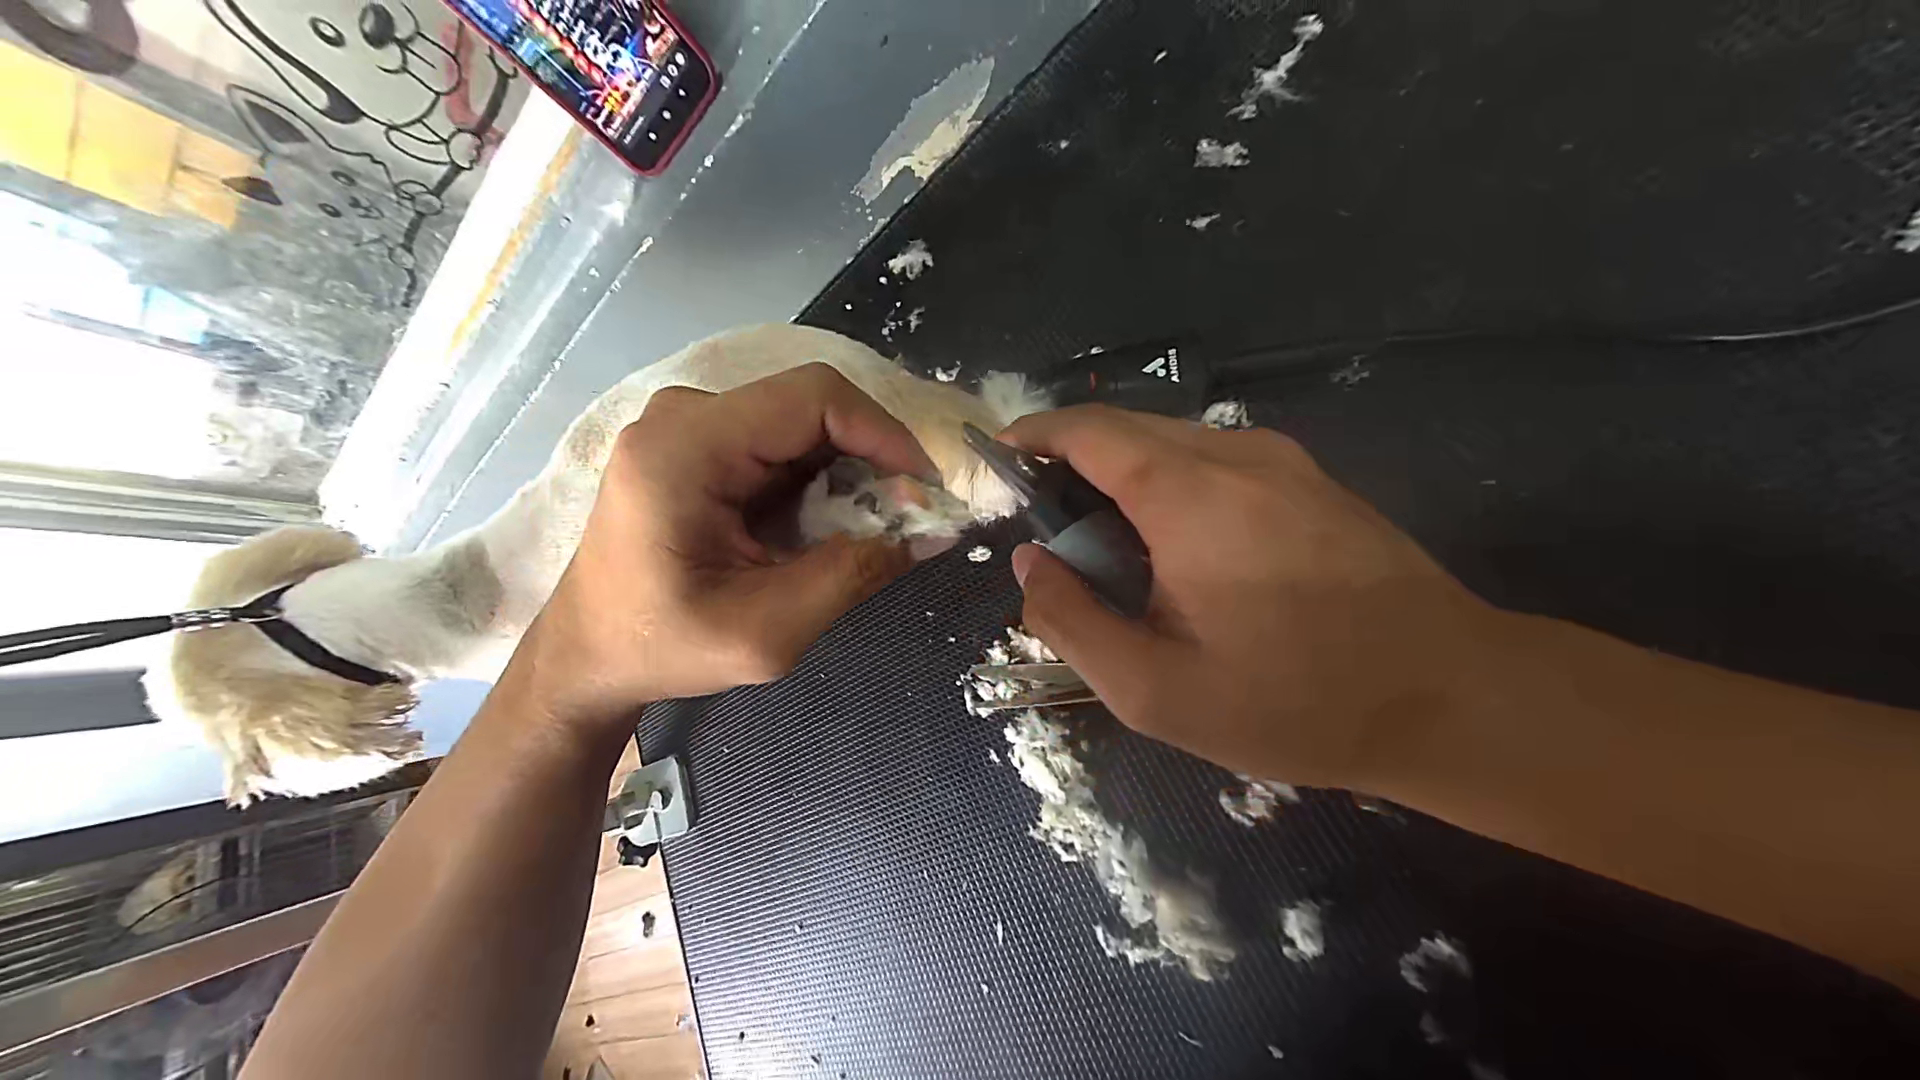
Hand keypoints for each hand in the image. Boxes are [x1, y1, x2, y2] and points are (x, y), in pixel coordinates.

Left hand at [513, 363, 936, 731]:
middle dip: (873, 459)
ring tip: (873, 529)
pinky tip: (831, 525)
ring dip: (851, 473)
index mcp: (685, 447)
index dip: (884, 434)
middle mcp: (685, 416)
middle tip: (908, 518)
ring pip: (805, 426)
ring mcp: (691, 427)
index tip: (926, 490)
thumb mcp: (768, 631)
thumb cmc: (661, 648)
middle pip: (812, 406)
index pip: (813, 398)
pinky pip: (785, 445)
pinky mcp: (702, 447)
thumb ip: (856, 574)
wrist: (588, 656)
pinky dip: (824, 481)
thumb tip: (936, 531)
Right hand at [1001, 405, 1503, 789]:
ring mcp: (1282, 461)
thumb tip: (1031, 564)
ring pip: (1172, 441)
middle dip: (1072, 458)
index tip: (1001, 456)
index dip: (1036, 434)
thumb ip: (1072, 622)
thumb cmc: (1295, 702)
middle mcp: (1235, 455)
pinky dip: (1168, 482)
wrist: (1456, 700)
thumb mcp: (1155, 690)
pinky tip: (1174, 544)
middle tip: (1048, 521)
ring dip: (1122, 473)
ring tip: (1107, 541)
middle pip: (1127, 428)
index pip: (1090, 431)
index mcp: (1189, 495)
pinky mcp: (1311, 480)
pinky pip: (1214, 460)